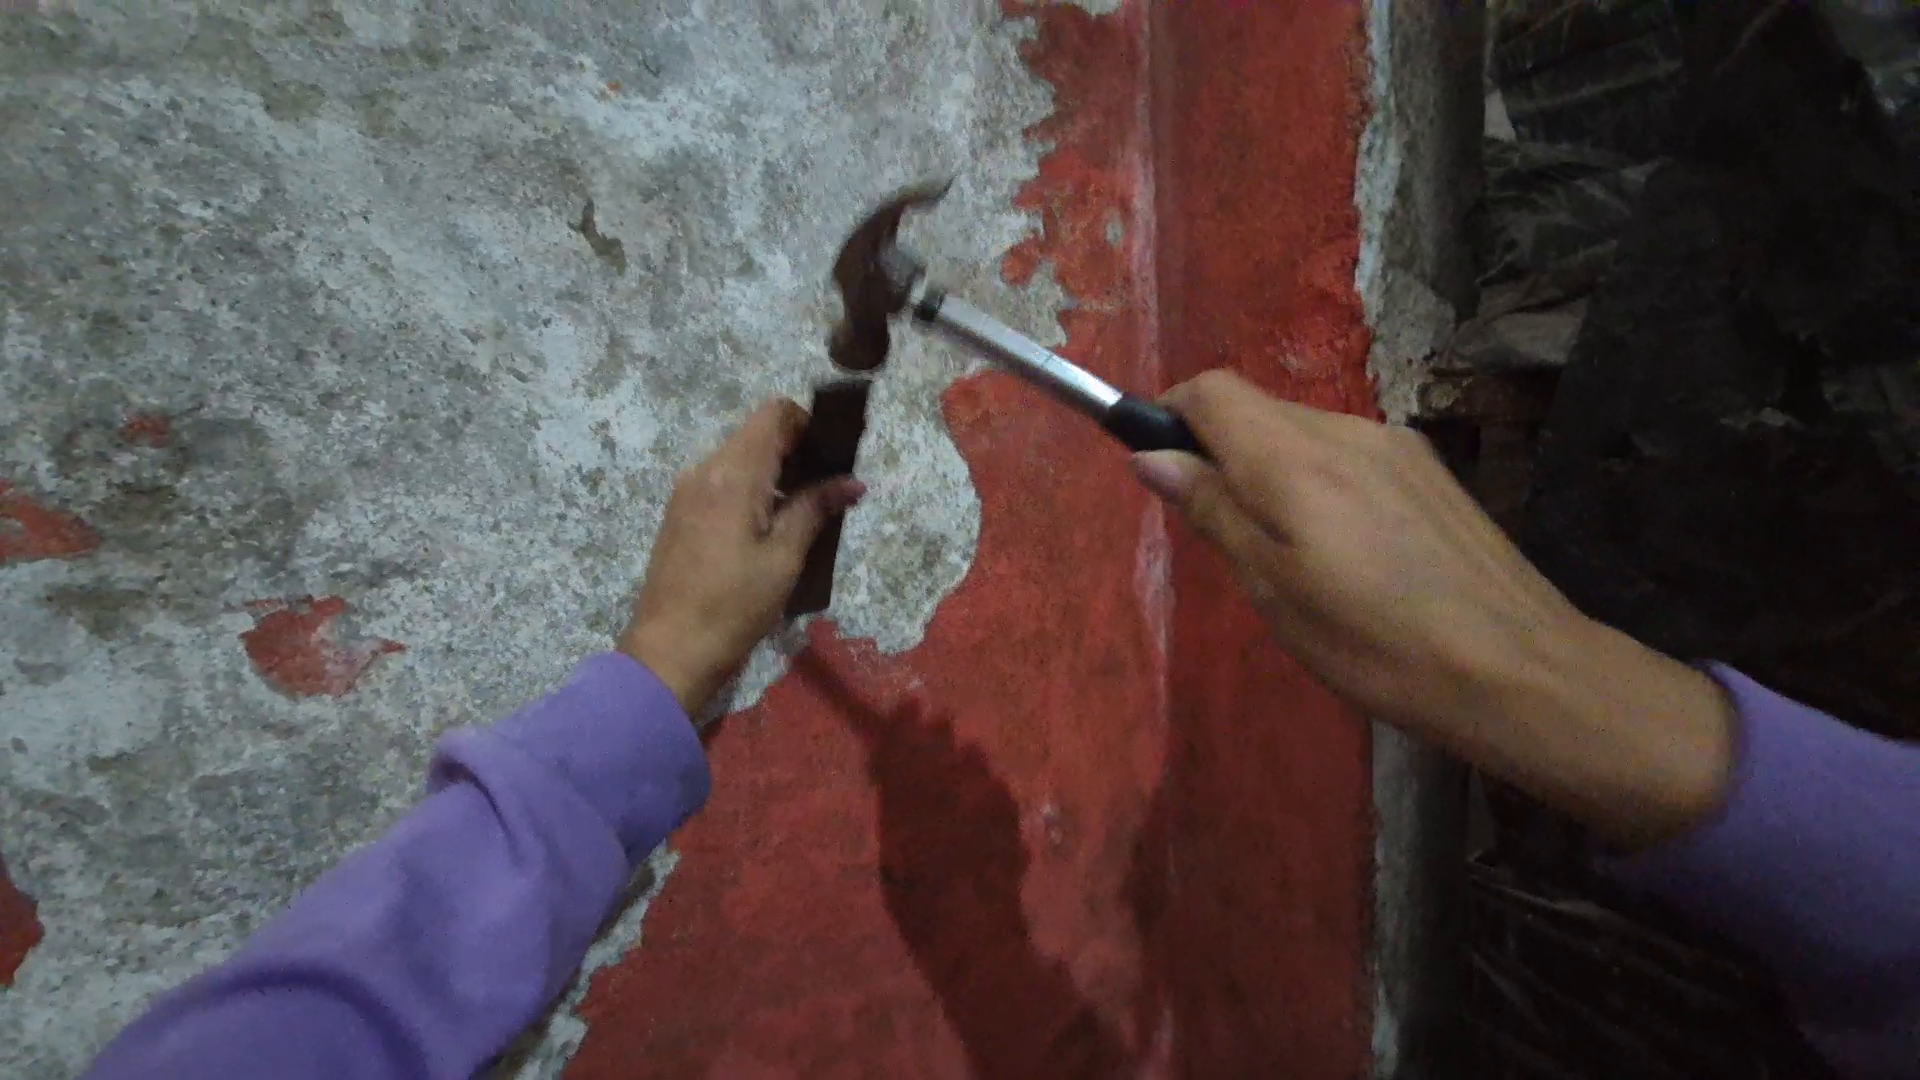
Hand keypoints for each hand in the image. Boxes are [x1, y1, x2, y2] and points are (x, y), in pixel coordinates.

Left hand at [620, 400, 863, 713]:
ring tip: (805, 509)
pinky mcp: (681, 513)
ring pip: (740, 458)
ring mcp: (687, 491)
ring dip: (775, 471)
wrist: (670, 651)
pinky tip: (770, 525)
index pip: (774, 415)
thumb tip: (852, 482)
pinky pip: (723, 481)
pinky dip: (752, 488)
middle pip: (757, 434)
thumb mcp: (783, 558)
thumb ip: (815, 509)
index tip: (833, 454)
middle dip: (797, 450)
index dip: (808, 423)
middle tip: (830, 486)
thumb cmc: (734, 605)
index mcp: (732, 475)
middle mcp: (704, 470)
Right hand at [1134, 371, 1732, 847]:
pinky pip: (1342, 451)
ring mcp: (1392, 445)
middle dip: (1216, 450)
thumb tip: (1149, 456)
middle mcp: (1343, 430)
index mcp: (1294, 458)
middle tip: (1218, 529)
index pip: (1212, 391)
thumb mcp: (1270, 586)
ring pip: (1298, 430)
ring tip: (1281, 547)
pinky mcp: (1425, 467)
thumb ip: (1210, 509)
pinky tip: (1337, 544)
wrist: (1517, 671)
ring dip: (1264, 467)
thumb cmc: (1369, 642)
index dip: (1168, 412)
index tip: (1155, 462)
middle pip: (1254, 408)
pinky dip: (1310, 477)